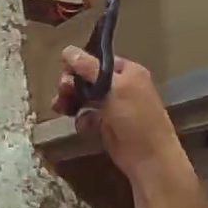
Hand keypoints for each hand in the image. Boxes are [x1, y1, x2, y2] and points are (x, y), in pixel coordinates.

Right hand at [54, 46, 190, 188]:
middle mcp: (118, 85)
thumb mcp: (113, 88)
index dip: (79, 63)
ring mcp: (110, 105)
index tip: (65, 71)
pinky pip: (83, 113)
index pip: (97, 59)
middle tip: (63, 91)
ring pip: (81, 95)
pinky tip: (76, 121)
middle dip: (71, 83)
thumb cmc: (135, 118)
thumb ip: (89, 68)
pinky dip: (78, 116)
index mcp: (127, 72)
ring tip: (60, 107)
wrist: (147, 158)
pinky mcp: (103, 123)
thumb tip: (67, 49)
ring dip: (68, 99)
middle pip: (85, 77)